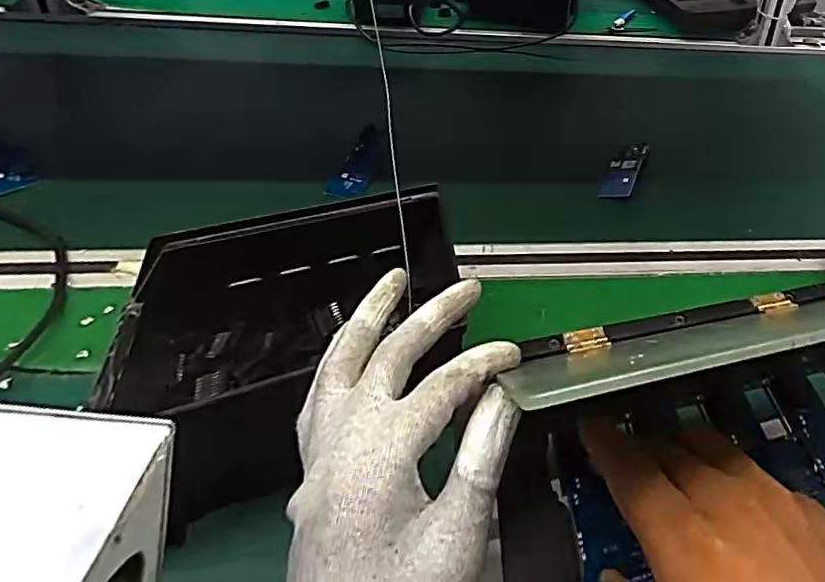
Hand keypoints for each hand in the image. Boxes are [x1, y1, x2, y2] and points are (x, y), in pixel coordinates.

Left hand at [288, 269, 522, 581]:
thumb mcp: (456, 541)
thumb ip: (481, 459)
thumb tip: (502, 396)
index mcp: (377, 459)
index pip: (441, 386)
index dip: (484, 364)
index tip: (512, 356)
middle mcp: (340, 448)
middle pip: (389, 358)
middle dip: (433, 316)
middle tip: (466, 290)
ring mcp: (319, 461)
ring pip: (338, 367)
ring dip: (367, 320)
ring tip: (390, 283)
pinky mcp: (312, 478)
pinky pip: (319, 399)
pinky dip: (338, 362)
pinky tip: (350, 350)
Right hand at [581, 420, 824, 581]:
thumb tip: (611, 579)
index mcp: (689, 542)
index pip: (635, 474)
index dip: (608, 446)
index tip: (593, 430)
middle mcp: (732, 504)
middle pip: (673, 451)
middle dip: (643, 447)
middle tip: (624, 453)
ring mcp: (777, 499)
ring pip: (717, 449)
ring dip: (686, 449)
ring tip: (670, 457)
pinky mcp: (812, 510)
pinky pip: (758, 470)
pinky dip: (731, 469)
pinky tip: (732, 489)